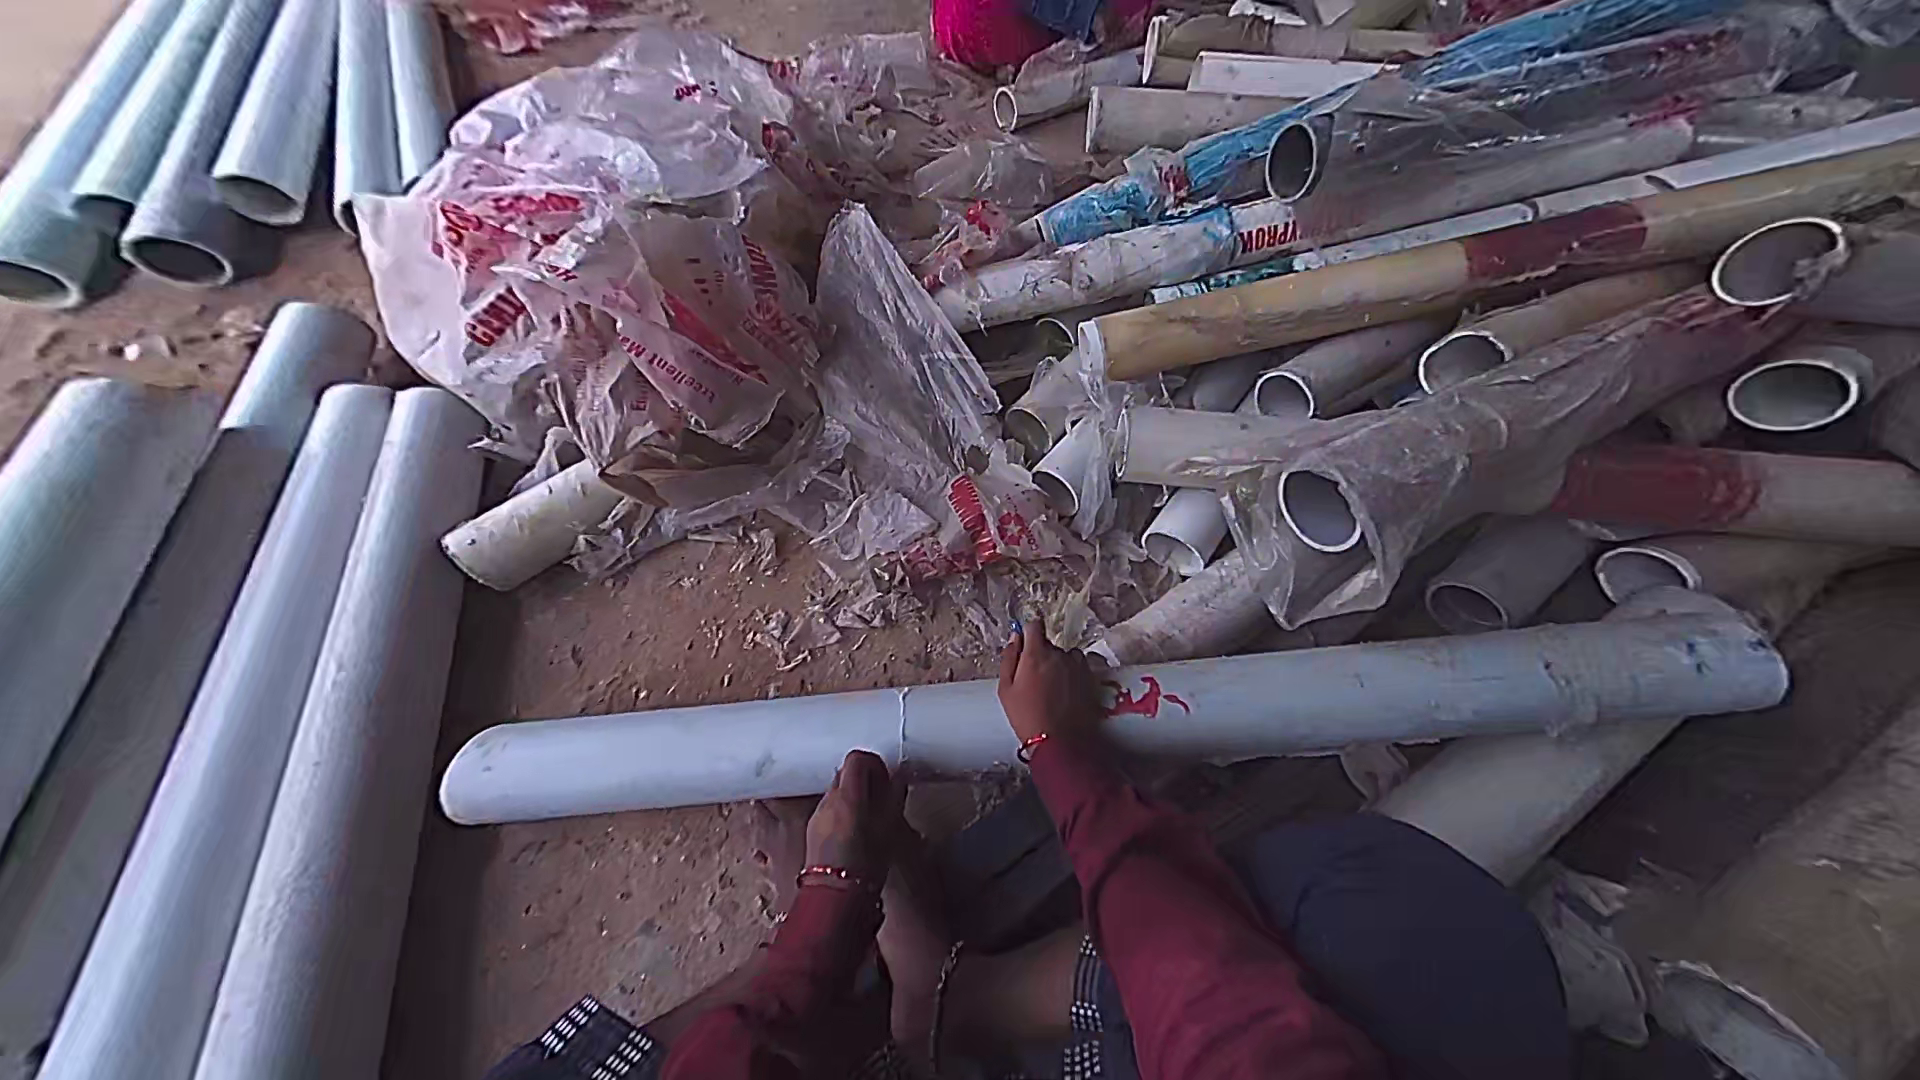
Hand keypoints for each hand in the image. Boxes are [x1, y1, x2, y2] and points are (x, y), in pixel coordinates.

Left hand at [804, 750, 897, 881]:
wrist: (836, 900)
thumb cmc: (867, 865)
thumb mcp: (890, 826)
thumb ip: (893, 796)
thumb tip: (896, 779)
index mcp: (849, 795)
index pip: (857, 758)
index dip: (873, 764)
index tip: (884, 778)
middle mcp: (828, 801)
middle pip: (845, 773)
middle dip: (863, 780)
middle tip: (880, 796)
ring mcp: (817, 815)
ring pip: (835, 792)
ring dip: (852, 797)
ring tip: (868, 819)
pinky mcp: (811, 831)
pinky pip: (828, 810)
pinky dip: (841, 813)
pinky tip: (853, 834)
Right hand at [997, 622, 1102, 744]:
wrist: (1060, 742)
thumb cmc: (1027, 717)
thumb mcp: (1006, 689)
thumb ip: (1009, 658)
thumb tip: (1014, 637)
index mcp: (1035, 655)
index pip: (1034, 625)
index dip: (1028, 632)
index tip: (1025, 643)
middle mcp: (1058, 655)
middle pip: (1048, 644)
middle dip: (1040, 654)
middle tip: (1033, 678)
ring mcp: (1076, 665)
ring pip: (1064, 655)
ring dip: (1058, 663)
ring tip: (1051, 686)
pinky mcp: (1089, 677)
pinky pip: (1078, 665)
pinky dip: (1072, 671)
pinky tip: (1065, 689)